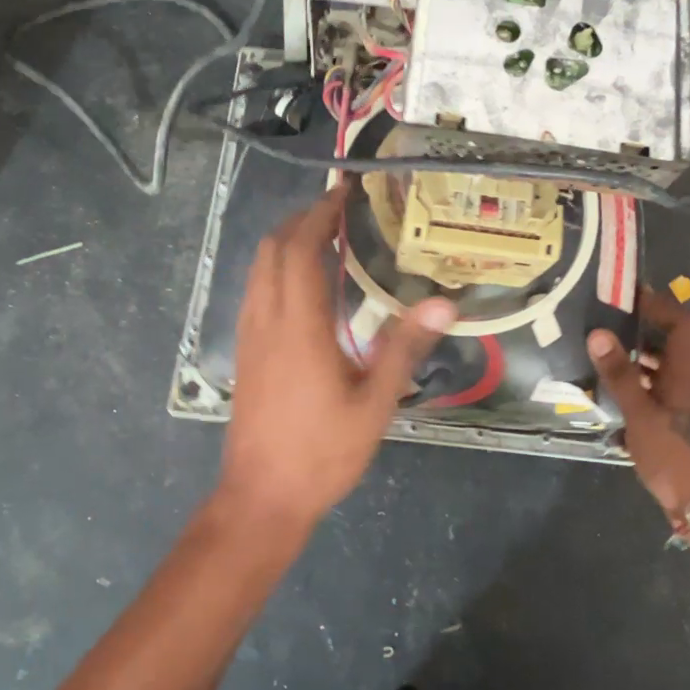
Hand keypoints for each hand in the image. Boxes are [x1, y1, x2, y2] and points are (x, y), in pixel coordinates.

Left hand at [221, 182, 456, 525]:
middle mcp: (267, 320)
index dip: (321, 214)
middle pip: (274, 249)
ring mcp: (250, 335)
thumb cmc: (322, 453)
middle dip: (303, 220)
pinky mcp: (245, 352)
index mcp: (299, 326)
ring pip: (259, 268)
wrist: (261, 498)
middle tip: (340, 209)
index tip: (345, 191)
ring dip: (286, 241)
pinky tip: (303, 284)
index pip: (303, 249)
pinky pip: (256, 290)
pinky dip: (276, 267)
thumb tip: (444, 304)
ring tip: (324, 236)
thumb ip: (404, 349)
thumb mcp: (374, 405)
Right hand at [587, 288, 689, 516]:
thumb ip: (620, 374)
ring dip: (638, 358)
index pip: (682, 324)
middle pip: (673, 345)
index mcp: (686, 374)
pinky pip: (658, 392)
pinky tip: (613, 394)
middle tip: (607, 322)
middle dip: (643, 329)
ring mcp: (687, 406)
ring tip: (602, 354)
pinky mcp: (680, 426)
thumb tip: (599, 332)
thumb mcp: (641, 415)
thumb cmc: (676, 456)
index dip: (660, 305)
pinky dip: (638, 386)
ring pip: (664, 369)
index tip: (630, 295)